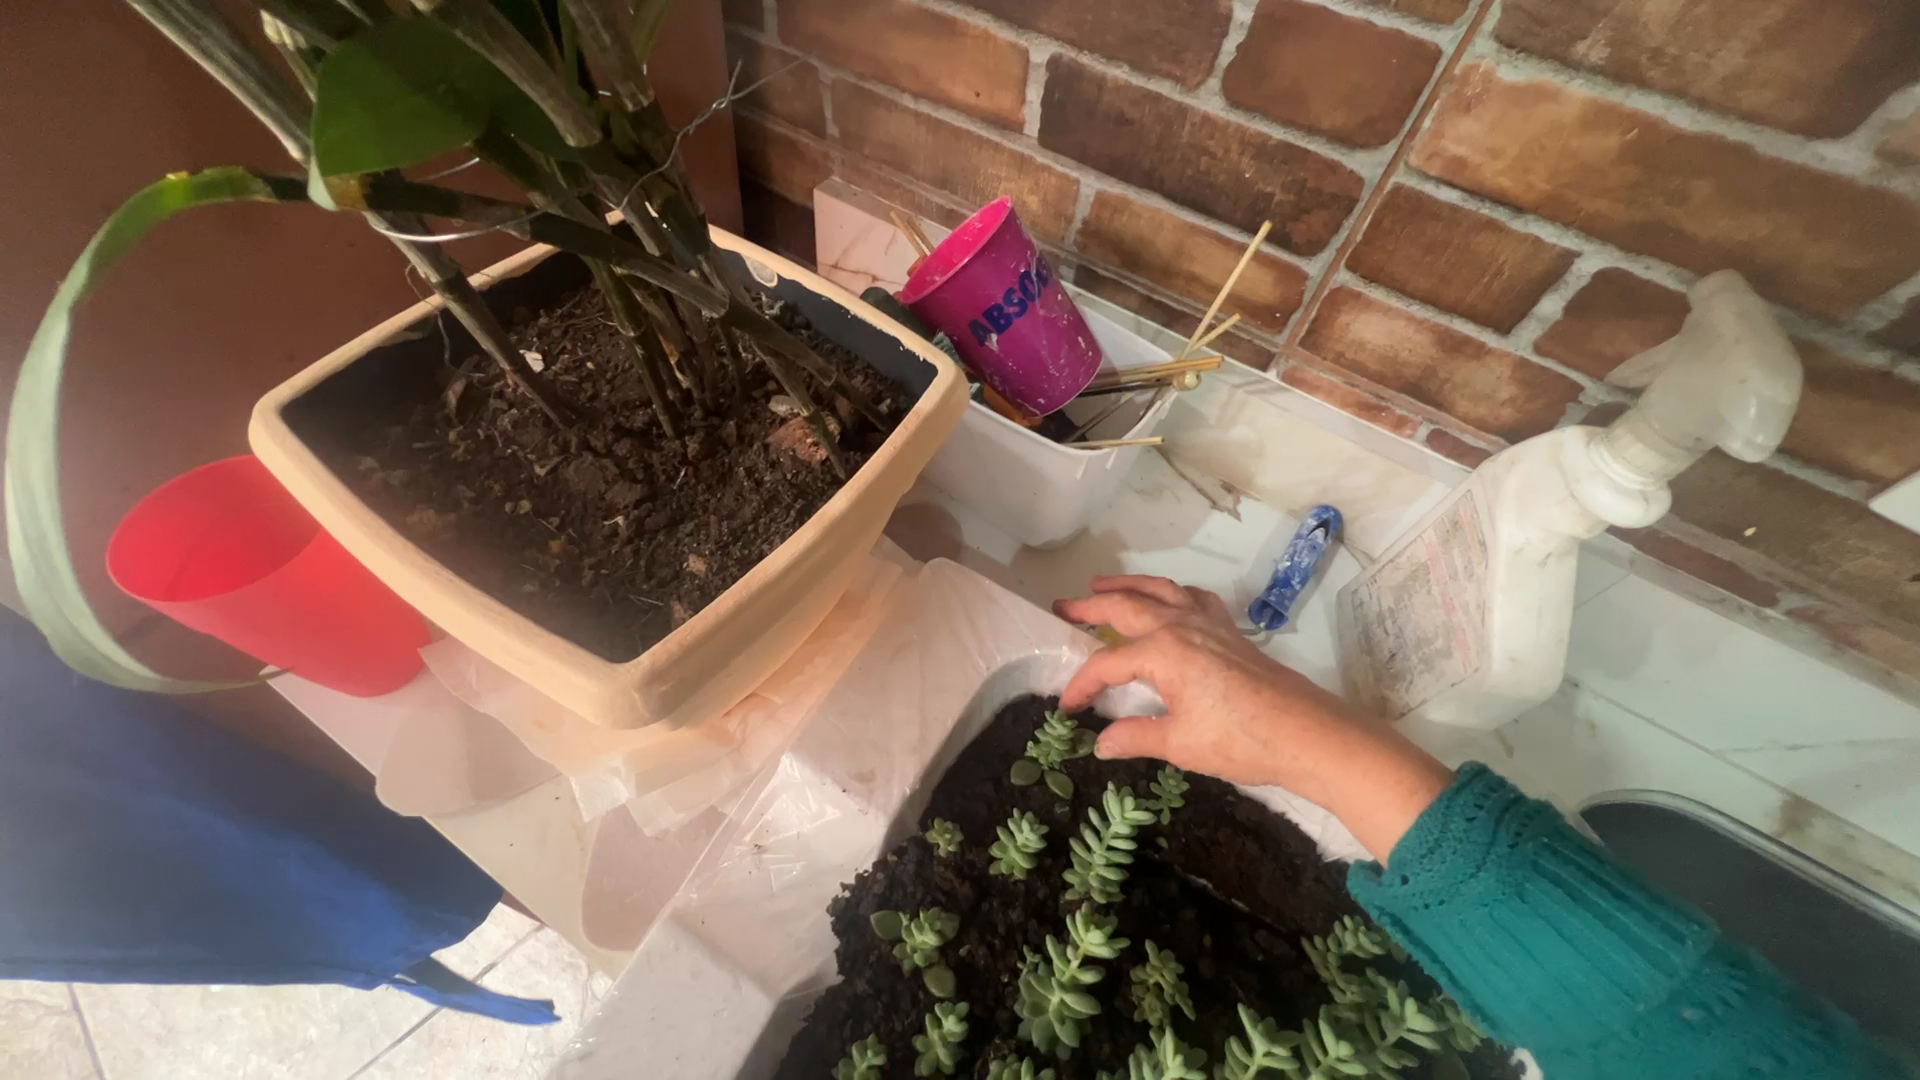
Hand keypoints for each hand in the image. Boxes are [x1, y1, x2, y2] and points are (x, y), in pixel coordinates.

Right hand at [1054, 575, 1453, 861]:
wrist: (1305, 733)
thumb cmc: (1239, 740)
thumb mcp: (1180, 744)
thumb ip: (1135, 737)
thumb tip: (1101, 744)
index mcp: (1162, 653)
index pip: (1107, 664)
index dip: (1081, 685)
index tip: (1067, 708)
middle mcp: (1179, 627)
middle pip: (1125, 607)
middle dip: (1089, 607)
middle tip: (1062, 608)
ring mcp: (1207, 623)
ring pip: (1159, 590)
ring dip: (1127, 585)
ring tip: (1101, 584)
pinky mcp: (1228, 630)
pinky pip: (1192, 598)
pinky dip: (1171, 593)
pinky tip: (1167, 600)